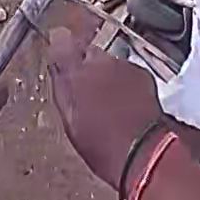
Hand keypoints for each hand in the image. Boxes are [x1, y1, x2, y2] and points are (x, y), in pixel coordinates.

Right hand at [46, 13, 164, 191]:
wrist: (142, 153)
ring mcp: (121, 64)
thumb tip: (57, 70)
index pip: (61, 46)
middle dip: (87, 66)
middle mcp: (97, 61)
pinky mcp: (141, 72)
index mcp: (74, 73)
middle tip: (89, 90)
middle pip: (87, 53)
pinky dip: (126, 81)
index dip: (61, 51)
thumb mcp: (71, 122)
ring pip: (108, 62)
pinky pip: (128, 70)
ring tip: (111, 101)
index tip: (61, 60)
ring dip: (107, 74)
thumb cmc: (101, 146)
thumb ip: (62, 89)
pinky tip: (128, 102)